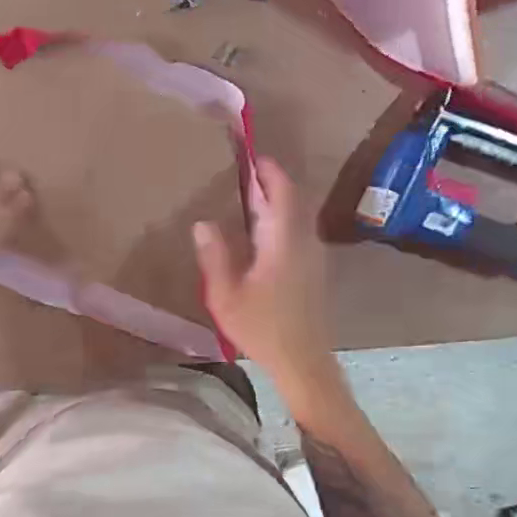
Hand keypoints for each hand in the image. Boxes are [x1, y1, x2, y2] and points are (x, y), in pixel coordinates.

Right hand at [192, 158, 337, 382]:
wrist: (302, 360)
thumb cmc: (261, 328)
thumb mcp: (226, 295)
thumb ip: (215, 256)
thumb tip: (203, 223)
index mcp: (283, 243)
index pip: (281, 194)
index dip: (269, 172)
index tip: (252, 156)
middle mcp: (304, 242)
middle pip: (293, 201)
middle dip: (272, 183)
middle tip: (246, 172)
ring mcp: (312, 257)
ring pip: (297, 217)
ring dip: (277, 202)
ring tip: (250, 196)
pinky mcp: (313, 271)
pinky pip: (298, 232)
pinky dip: (281, 220)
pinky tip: (262, 231)